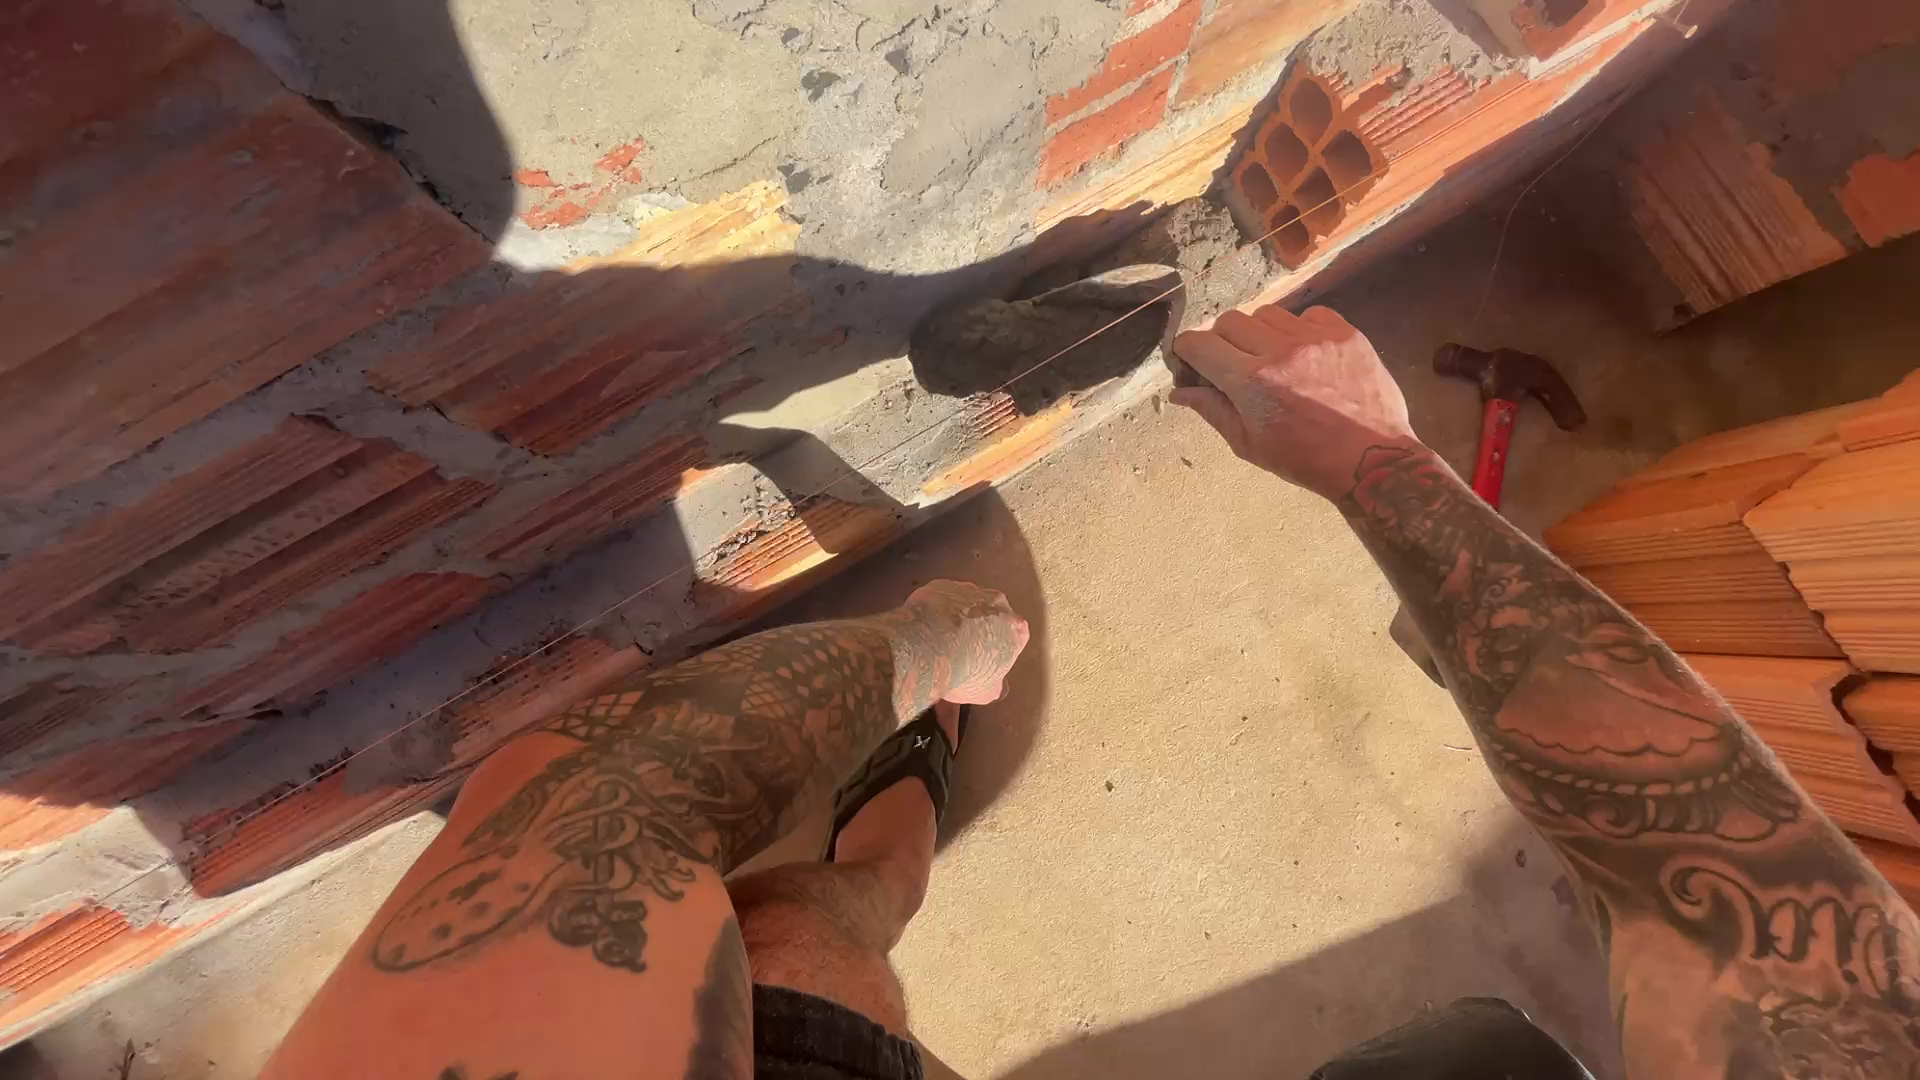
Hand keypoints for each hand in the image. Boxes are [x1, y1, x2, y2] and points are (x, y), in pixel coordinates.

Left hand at [902, 580, 1029, 704]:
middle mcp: (998, 602)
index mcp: (1016, 628)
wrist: (928, 648)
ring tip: (938, 640)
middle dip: (979, 629)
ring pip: (965, 604)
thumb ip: (996, 684)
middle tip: (961, 649)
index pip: (1015, 636)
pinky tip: (924, 628)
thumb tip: (998, 686)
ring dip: (956, 617)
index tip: (986, 658)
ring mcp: (969, 590)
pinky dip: (935, 610)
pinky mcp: (942, 585)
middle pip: (991, 615)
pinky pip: (941, 598)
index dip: (999, 647)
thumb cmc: (964, 672)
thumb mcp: (987, 692)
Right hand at [1170, 304, 1419, 500]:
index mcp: (1251, 382)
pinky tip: (1301, 354)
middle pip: (1229, 321)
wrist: (1371, 458)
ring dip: (1257, 332)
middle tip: (1230, 365)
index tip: (1190, 361)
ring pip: (1266, 313)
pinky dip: (1296, 329)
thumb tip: (1179, 392)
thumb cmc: (1302, 458)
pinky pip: (1307, 314)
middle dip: (1220, 341)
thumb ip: (1212, 410)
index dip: (1186, 350)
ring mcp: (1315, 337)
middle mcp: (1280, 350)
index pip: (1199, 344)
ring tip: (1269, 358)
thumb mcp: (1247, 443)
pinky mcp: (1345, 332)